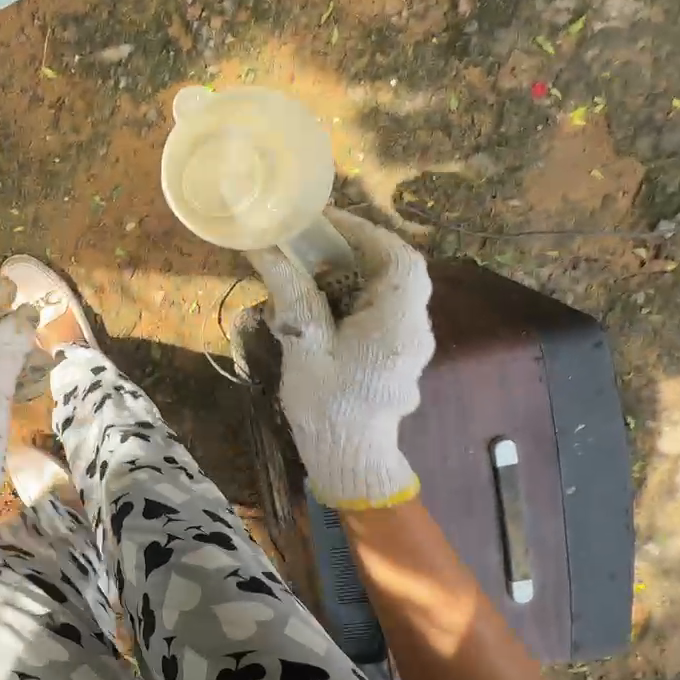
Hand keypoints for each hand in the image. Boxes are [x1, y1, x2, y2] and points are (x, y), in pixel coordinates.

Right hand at [246, 208, 434, 509]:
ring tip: (307, 267)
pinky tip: (319, 303)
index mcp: (397, 324)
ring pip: (388, 288)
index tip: (325, 220)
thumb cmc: (327, 404)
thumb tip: (265, 248)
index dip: (367, 232)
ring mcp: (409, 342)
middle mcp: (414, 328)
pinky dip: (352, 293)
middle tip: (309, 240)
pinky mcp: (396, 352)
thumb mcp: (303, 345)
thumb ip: (292, 293)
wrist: (349, 458)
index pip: (400, 259)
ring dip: (351, 271)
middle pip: (395, 270)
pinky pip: (380, 308)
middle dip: (354, 248)